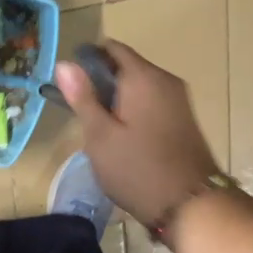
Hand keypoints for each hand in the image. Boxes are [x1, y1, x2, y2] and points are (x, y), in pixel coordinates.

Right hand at [53, 41, 221, 226]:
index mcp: (143, 77)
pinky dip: (132, 112)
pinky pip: (151, 104)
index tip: (69, 86)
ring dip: (116, 101)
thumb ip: (83, 98)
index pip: (111, 49)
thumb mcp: (100, 136)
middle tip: (79, 114)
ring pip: (138, 88)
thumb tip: (64, 63)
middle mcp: (165, 80)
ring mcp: (178, 100)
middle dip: (101, 83)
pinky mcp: (182, 119)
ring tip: (97, 129)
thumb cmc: (136, 169)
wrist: (187, 203)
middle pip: (126, 68)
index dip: (86, 61)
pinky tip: (121, 138)